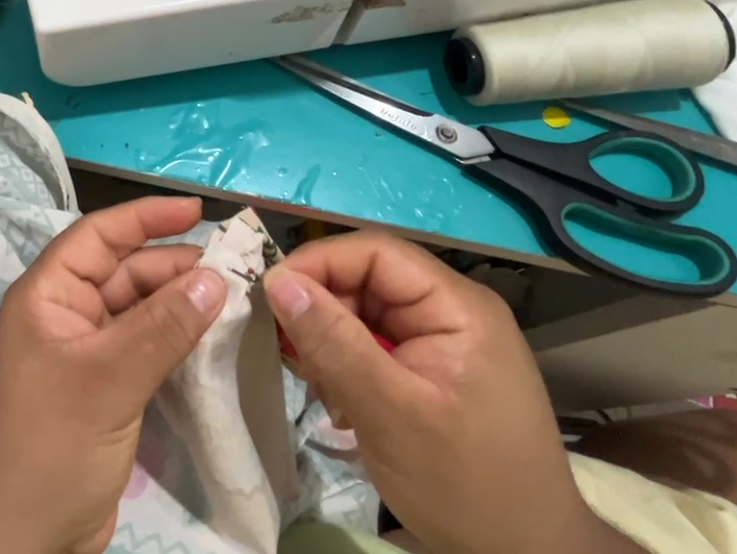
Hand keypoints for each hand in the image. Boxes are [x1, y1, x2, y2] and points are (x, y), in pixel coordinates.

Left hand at [0, 197, 225, 553]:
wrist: (23, 539)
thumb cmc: (51, 444)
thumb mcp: (107, 380)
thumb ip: (162, 328)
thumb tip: (214, 278)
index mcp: (45, 296)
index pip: (96, 237)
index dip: (143, 218)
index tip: (196, 210)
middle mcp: (63, 315)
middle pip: (121, 272)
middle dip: (171, 264)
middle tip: (233, 267)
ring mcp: (83, 353)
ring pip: (136, 310)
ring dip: (178, 302)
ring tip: (232, 297)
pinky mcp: (103, 388)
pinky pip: (143, 346)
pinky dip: (175, 338)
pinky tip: (212, 336)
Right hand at [264, 234, 641, 553]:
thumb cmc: (466, 484)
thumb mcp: (390, 413)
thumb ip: (333, 342)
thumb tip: (276, 279)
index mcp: (457, 306)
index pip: (374, 252)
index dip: (318, 262)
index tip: (270, 295)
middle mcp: (450, 310)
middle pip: (365, 280)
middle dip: (321, 310)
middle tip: (292, 355)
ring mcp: (441, 340)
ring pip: (362, 312)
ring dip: (330, 342)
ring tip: (319, 385)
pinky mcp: (429, 368)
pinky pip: (372, 343)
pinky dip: (345, 364)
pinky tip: (340, 400)